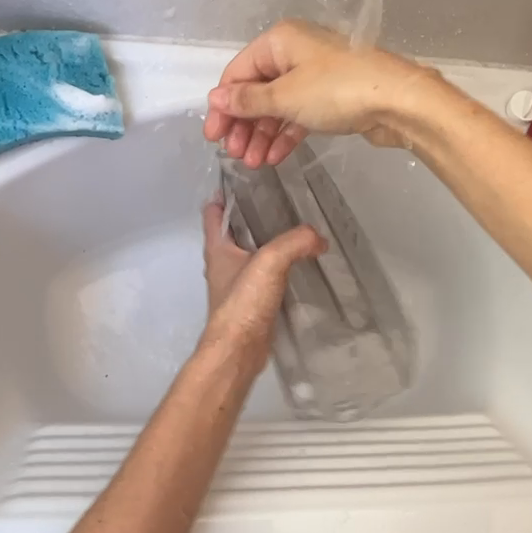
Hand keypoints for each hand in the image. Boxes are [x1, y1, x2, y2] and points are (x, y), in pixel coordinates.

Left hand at [198, 201, 325, 368]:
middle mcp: (223, 263)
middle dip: (254, 215)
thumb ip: (295, 243)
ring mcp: (237, 284)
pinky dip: (280, 267)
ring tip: (297, 229)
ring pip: (252, 253)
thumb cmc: (243, 303)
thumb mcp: (270, 262)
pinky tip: (300, 265)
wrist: (238, 352)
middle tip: (283, 201)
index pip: (213, 211)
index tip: (247, 180)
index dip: (225, 193)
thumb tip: (319, 238)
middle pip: (235, 230)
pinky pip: (266, 276)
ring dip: (269, 242)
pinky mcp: (252, 302)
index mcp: (217, 248)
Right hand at [204, 19, 457, 167]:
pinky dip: (285, 135)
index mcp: (279, 42)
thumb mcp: (286, 96)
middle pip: (256, 91)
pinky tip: (274, 157)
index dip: (223, 105)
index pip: (238, 73)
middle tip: (234, 154)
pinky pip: (298, 116)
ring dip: (262, 135)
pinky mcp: (331, 98)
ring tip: (254, 163)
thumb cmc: (339, 90)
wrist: (398, 101)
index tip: (214, 136)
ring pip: (277, 107)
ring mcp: (314, 76)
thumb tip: (216, 99)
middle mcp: (295, 54)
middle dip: (243, 124)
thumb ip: (248, 100)